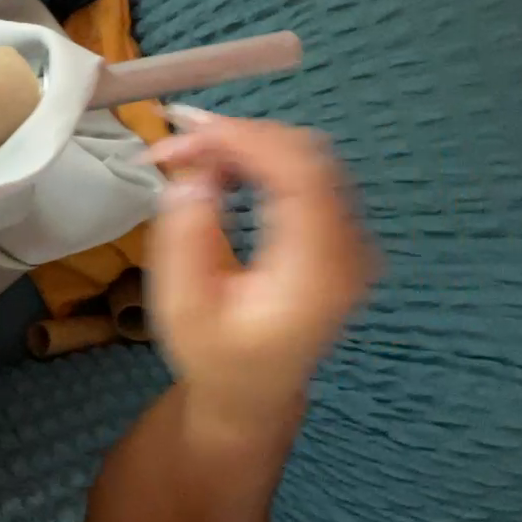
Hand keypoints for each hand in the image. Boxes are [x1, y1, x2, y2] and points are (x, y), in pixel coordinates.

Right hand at [143, 107, 370, 423]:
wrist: (252, 390)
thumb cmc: (212, 355)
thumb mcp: (182, 306)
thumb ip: (186, 238)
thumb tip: (191, 176)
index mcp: (315, 270)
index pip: (298, 175)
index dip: (241, 139)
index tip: (181, 131)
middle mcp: (348, 248)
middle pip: (305, 155)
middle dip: (236, 134)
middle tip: (171, 144)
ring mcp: (349, 238)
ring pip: (305, 155)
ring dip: (243, 142)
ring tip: (184, 153)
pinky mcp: (336, 232)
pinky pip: (303, 172)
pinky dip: (256, 156)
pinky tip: (216, 165)